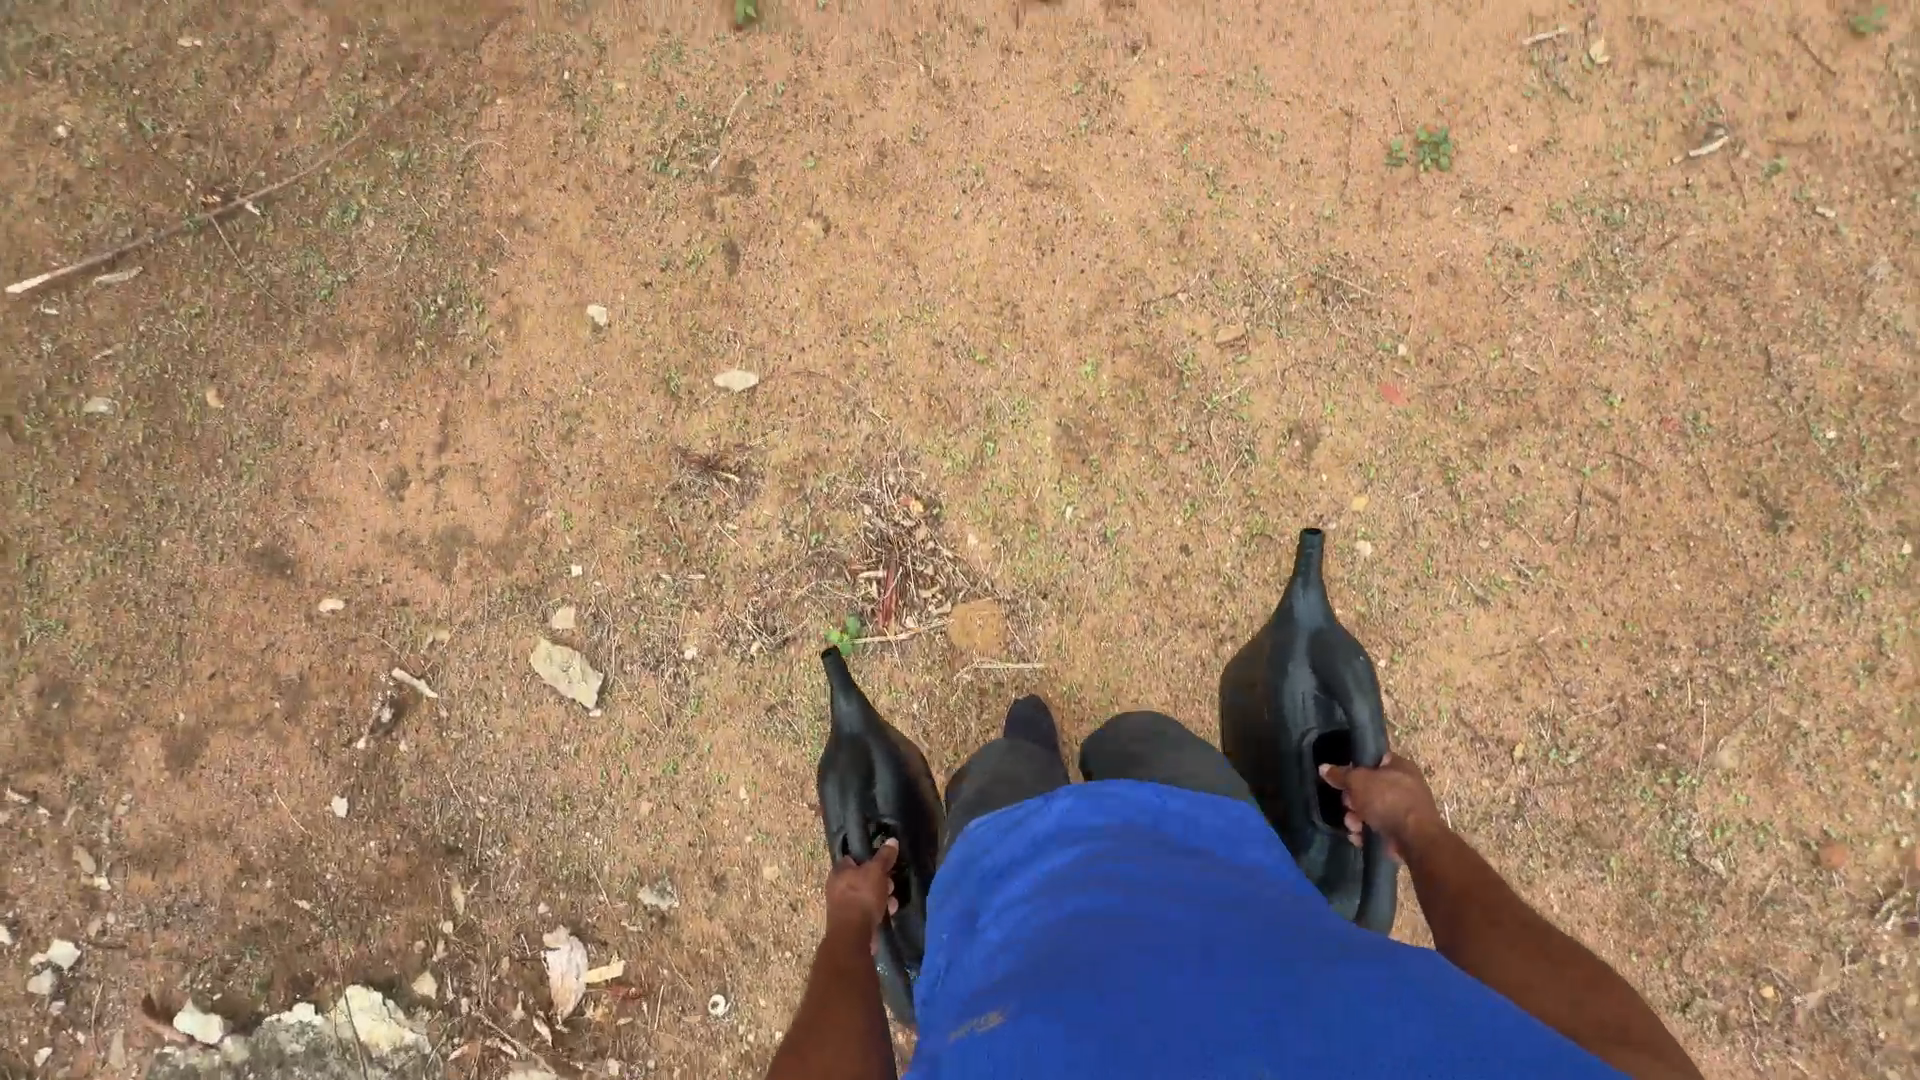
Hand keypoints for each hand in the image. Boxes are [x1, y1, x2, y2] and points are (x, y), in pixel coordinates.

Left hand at [823, 838, 900, 944]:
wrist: (853, 935)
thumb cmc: (862, 896)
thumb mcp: (877, 871)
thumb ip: (884, 856)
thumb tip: (892, 840)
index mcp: (839, 871)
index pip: (852, 858)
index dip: (868, 858)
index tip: (883, 861)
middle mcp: (836, 888)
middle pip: (861, 878)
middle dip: (879, 880)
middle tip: (891, 882)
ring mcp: (842, 907)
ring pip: (865, 896)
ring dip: (881, 897)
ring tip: (892, 901)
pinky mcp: (850, 923)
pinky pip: (866, 912)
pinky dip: (877, 911)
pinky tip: (889, 913)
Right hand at [1319, 753, 1444, 858]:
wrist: (1415, 839)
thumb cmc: (1388, 800)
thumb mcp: (1357, 781)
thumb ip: (1340, 774)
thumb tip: (1324, 768)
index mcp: (1400, 766)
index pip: (1374, 760)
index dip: (1355, 767)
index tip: (1343, 778)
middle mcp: (1406, 786)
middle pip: (1369, 788)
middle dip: (1352, 800)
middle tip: (1348, 805)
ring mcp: (1406, 810)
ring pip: (1371, 810)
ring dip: (1356, 818)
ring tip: (1353, 826)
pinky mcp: (1404, 831)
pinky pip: (1378, 827)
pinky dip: (1367, 832)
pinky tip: (1359, 837)